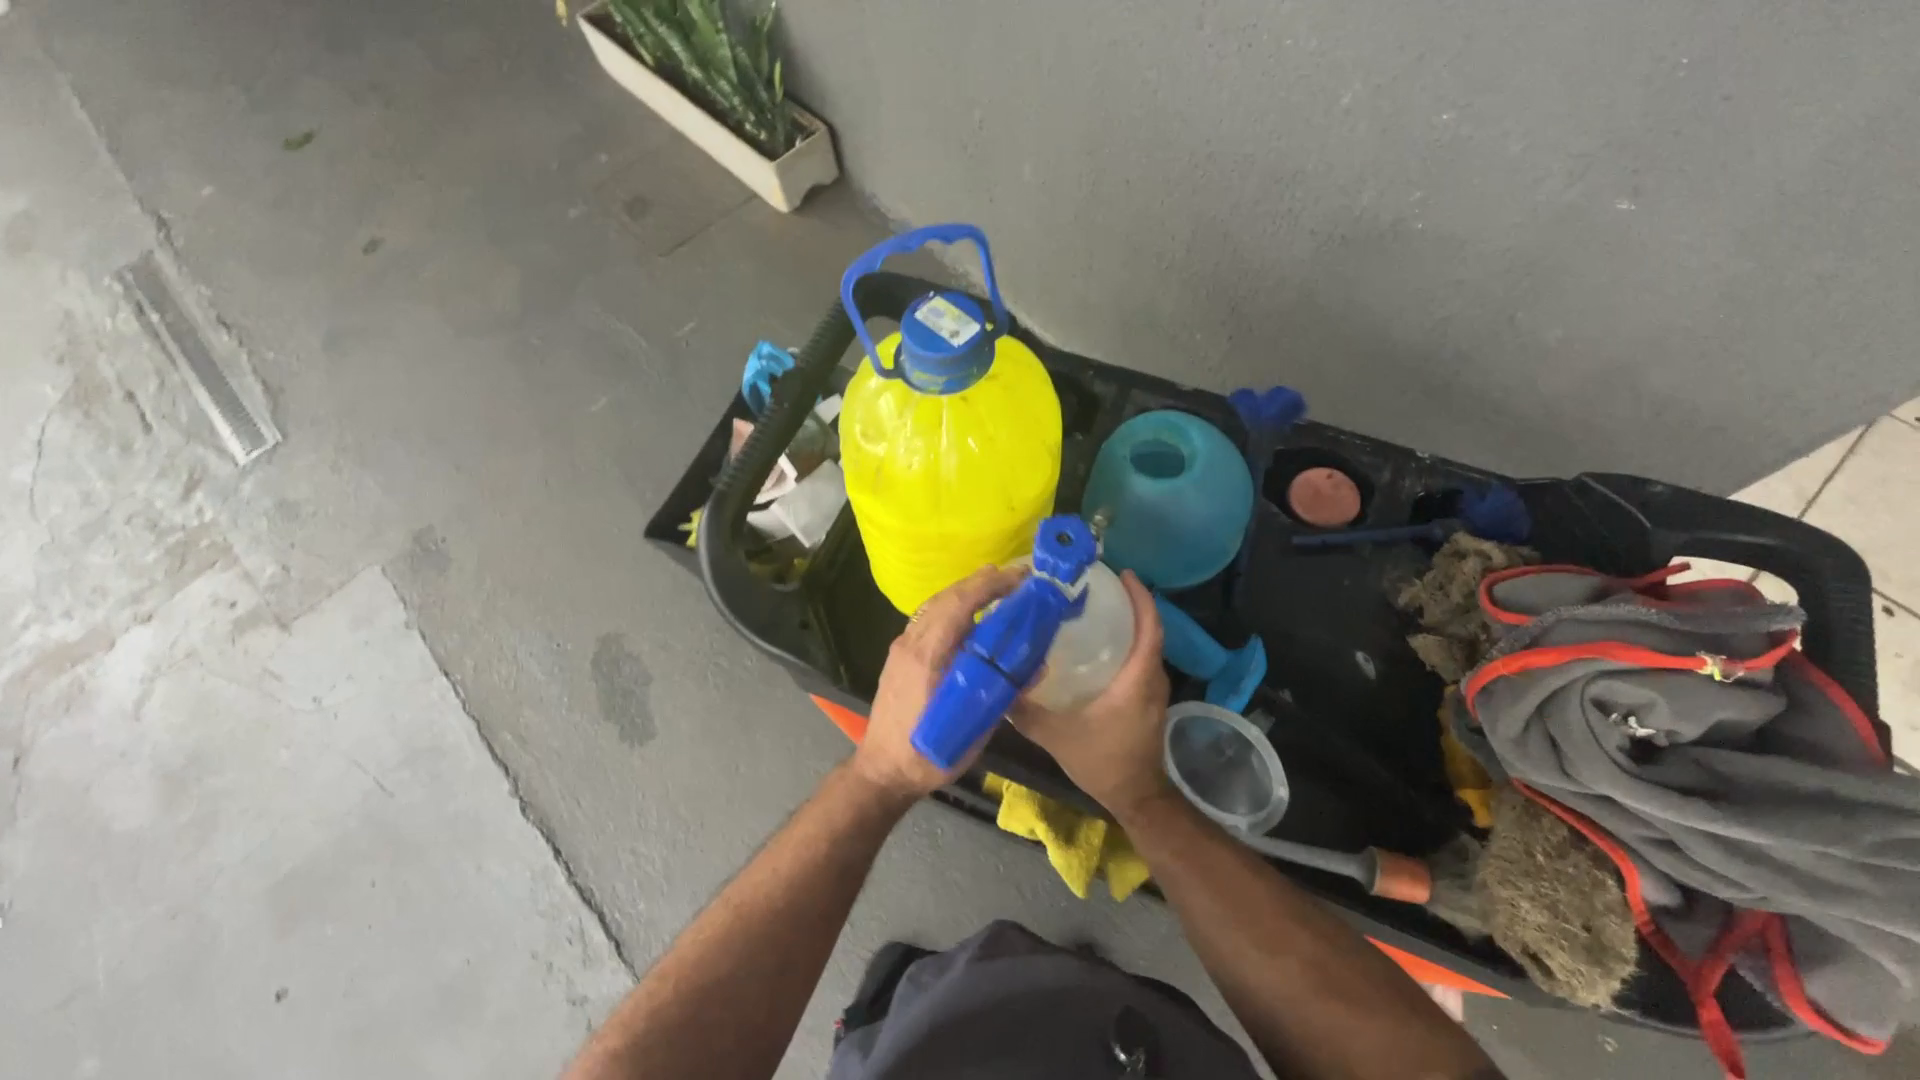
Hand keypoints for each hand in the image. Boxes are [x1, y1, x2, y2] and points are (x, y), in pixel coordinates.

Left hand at [849, 566, 1026, 804]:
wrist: (882, 772)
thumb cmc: (929, 754)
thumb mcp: (974, 728)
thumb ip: (1004, 694)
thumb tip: (1037, 665)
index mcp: (926, 657)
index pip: (958, 604)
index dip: (990, 586)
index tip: (1020, 577)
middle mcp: (910, 644)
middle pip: (946, 598)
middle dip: (981, 584)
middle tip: (1015, 577)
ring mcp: (901, 650)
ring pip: (935, 607)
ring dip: (966, 594)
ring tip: (997, 591)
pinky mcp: (899, 658)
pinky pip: (928, 621)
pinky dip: (953, 610)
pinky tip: (971, 618)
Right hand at [1011, 570, 1173, 821]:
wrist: (1135, 797)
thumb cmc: (1102, 763)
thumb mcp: (1057, 736)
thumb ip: (1026, 711)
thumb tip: (998, 684)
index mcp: (1137, 679)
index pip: (1149, 627)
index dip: (1140, 598)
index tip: (1124, 575)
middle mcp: (1152, 679)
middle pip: (1150, 631)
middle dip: (1130, 604)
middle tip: (1100, 587)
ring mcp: (1154, 691)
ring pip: (1147, 646)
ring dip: (1130, 624)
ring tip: (1097, 609)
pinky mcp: (1149, 701)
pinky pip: (1142, 661)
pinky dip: (1128, 645)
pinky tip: (1100, 646)